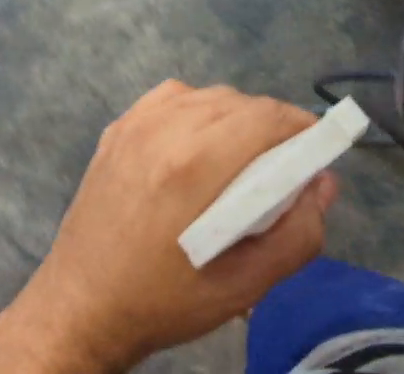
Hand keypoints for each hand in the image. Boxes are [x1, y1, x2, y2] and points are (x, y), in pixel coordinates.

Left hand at [4, 81, 335, 370]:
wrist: (79, 308)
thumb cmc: (163, 301)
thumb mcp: (242, 286)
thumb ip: (297, 235)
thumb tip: (324, 182)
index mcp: (195, 164)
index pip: (266, 116)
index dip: (300, 125)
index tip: (316, 148)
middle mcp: (165, 129)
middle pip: (240, 102)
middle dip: (271, 125)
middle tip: (282, 164)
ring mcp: (136, 124)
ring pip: (208, 95)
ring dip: (235, 116)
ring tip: (241, 155)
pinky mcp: (118, 128)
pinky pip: (173, 98)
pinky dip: (196, 109)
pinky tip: (196, 143)